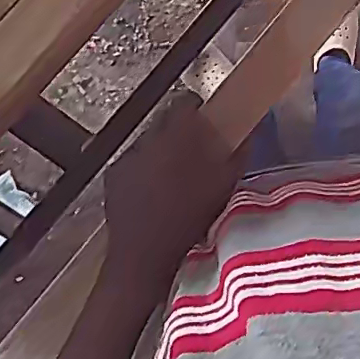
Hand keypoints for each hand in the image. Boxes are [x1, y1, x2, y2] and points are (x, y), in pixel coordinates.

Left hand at [104, 90, 245, 297]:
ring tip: (174, 174)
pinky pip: (133, 161)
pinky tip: (153, 189)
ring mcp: (126, 157)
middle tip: (195, 150)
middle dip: (179, 131)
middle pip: (165, 122)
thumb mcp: (223, 187)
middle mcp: (146, 140)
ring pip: (148, 142)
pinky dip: (144, 169)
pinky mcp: (113, 175)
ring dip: (161, 150)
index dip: (196, 107)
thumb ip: (236, 155)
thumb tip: (246, 134)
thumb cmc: (190, 221)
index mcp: (175, 138)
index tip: (206, 119)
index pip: (183, 103)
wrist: (145, 256)